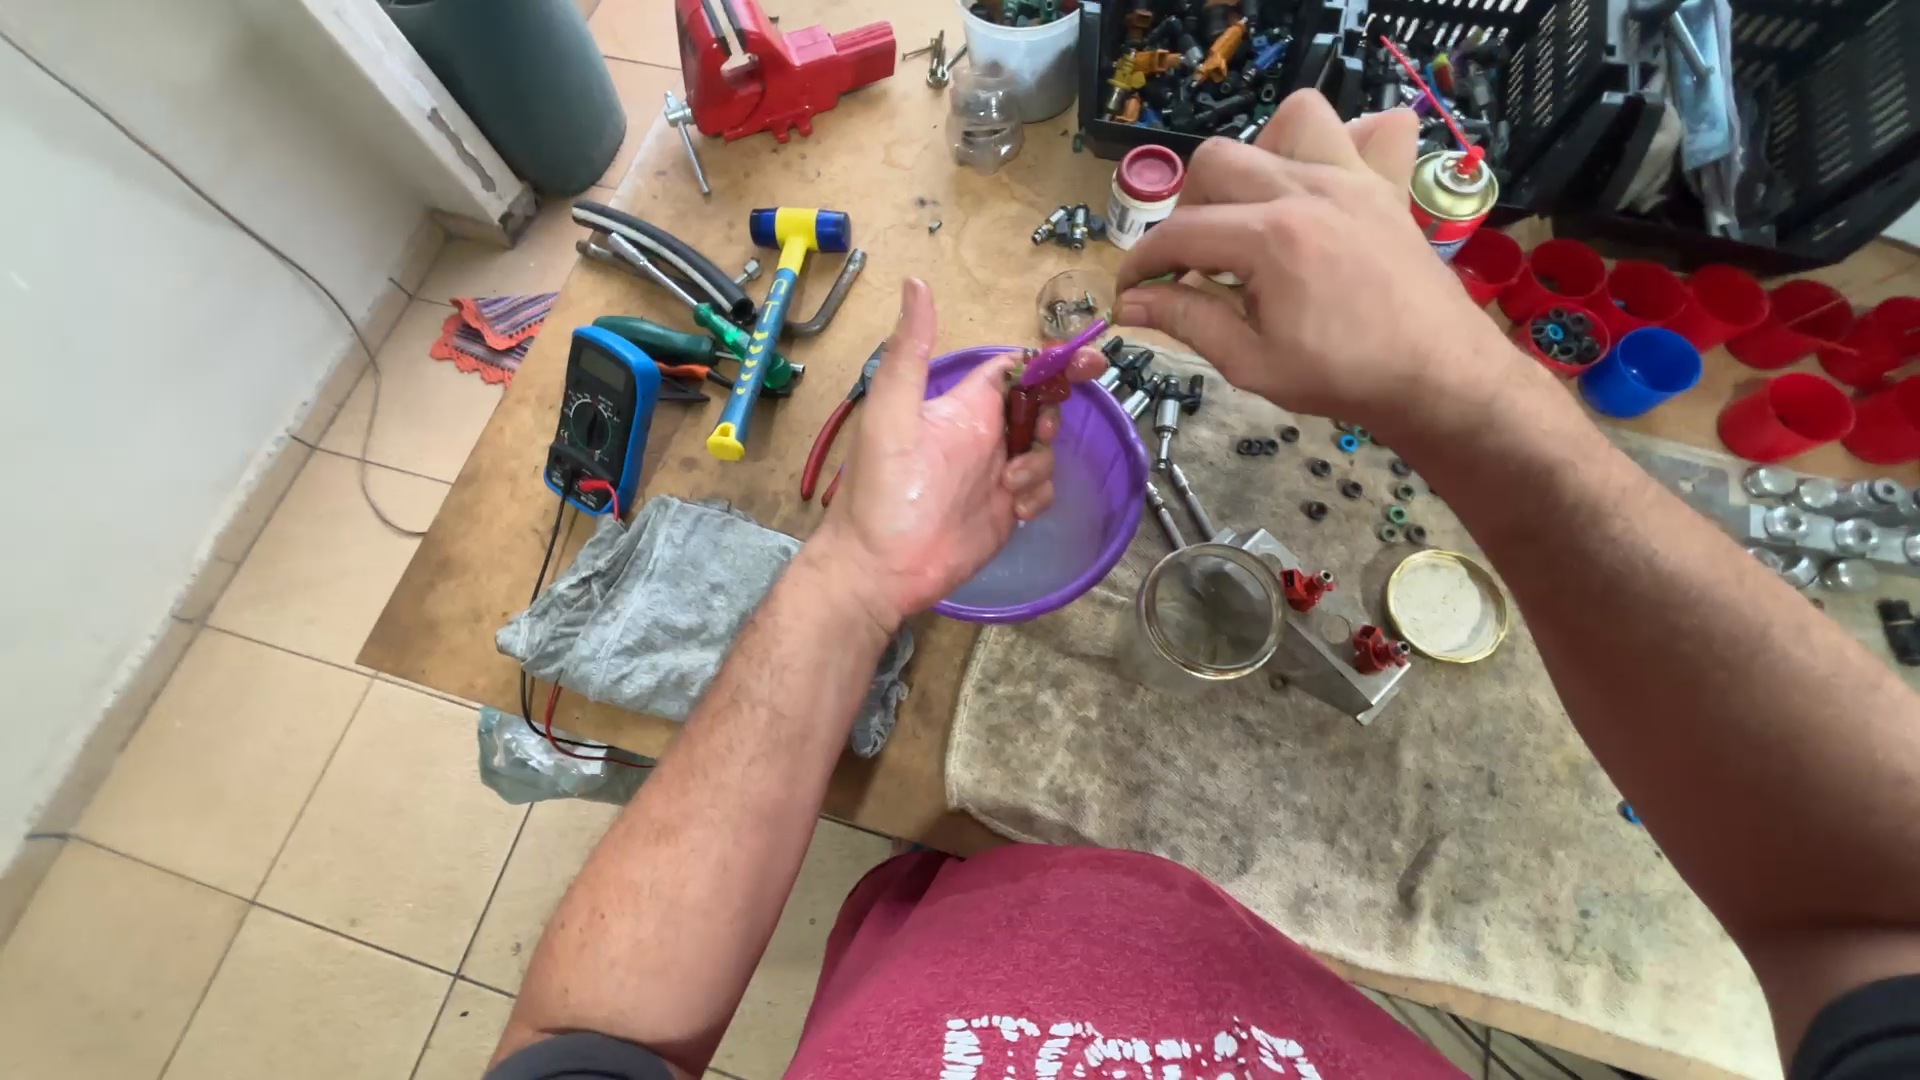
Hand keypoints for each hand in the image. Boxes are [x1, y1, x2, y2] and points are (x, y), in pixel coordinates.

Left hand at [809, 278, 1104, 629]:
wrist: (882, 569)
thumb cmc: (882, 492)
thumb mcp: (892, 414)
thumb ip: (909, 352)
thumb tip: (917, 282)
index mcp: (961, 409)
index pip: (1013, 370)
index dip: (1048, 361)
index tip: (1085, 360)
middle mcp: (982, 437)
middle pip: (1038, 407)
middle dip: (1051, 413)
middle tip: (1035, 434)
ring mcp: (995, 475)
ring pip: (1045, 451)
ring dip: (1040, 464)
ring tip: (1009, 487)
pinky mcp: (1006, 511)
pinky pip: (1042, 491)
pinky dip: (1038, 496)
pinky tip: (1014, 511)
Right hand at [1113, 90, 1521, 439]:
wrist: (1435, 376)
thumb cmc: (1339, 377)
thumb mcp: (1249, 362)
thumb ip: (1187, 322)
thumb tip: (1129, 306)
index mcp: (1271, 239)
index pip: (1179, 233)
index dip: (1140, 262)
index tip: (1128, 292)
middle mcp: (1309, 190)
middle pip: (1216, 162)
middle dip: (1185, 211)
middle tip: (1189, 263)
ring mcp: (1354, 179)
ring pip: (1289, 120)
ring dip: (1256, 159)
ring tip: (1251, 213)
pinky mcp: (1386, 185)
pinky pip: (1369, 129)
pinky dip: (1337, 146)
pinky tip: (1320, 191)